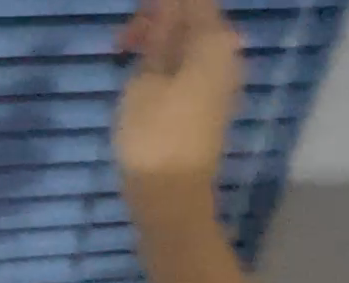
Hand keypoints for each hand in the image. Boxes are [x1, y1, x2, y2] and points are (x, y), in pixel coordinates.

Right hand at [115, 0, 242, 218]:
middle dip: (158, 25)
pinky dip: (169, 72)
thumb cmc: (153, 137)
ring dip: (161, 51)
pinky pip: (191, 74)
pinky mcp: (212, 109)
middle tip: (121, 46)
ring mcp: (223, 83)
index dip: (157, 6)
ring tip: (129, 68)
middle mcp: (227, 54)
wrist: (172, 197)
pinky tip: (145, 89)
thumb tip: (165, 14)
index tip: (127, 28)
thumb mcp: (143, 81)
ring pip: (191, 49)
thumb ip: (156, 39)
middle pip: (194, 21)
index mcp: (214, 38)